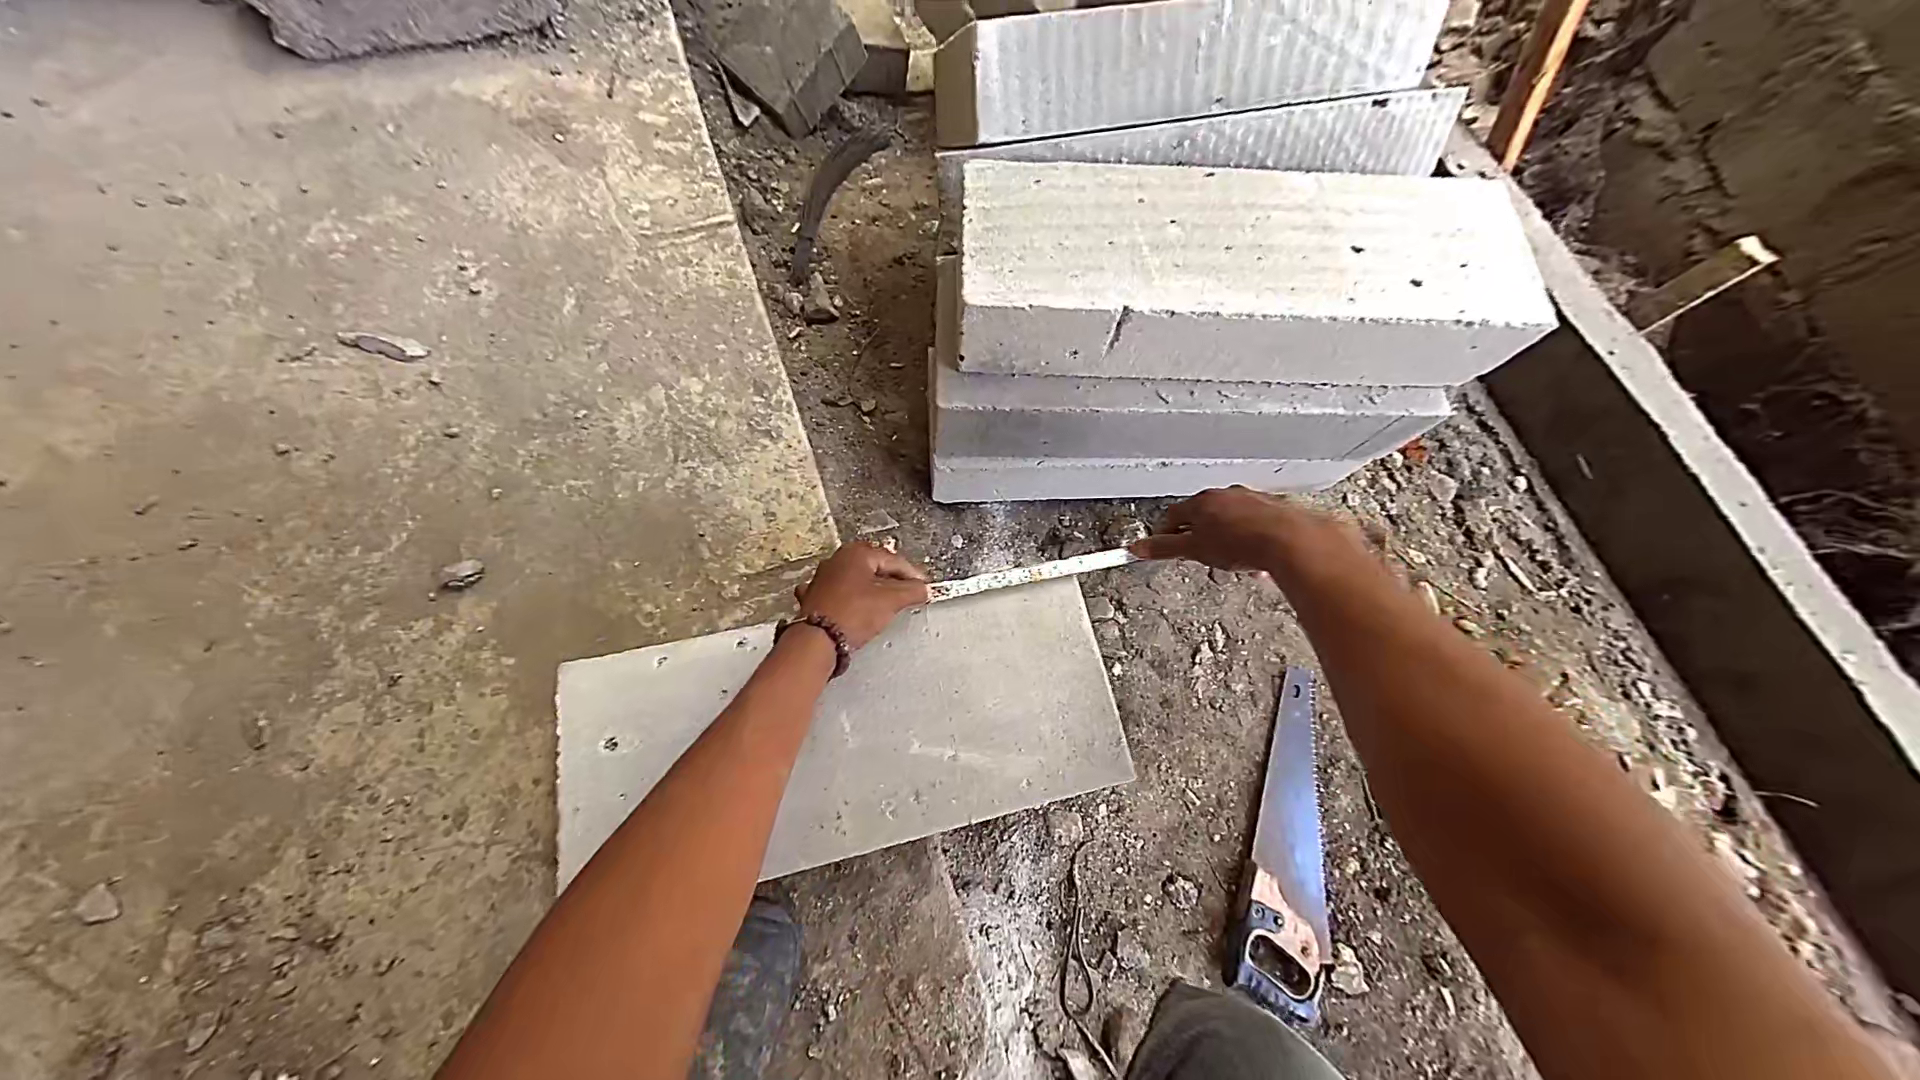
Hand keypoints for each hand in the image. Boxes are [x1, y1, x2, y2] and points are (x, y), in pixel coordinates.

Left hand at [793, 542, 929, 649]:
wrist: (817, 640)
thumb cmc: (852, 614)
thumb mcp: (892, 601)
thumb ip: (912, 591)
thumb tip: (921, 589)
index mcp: (856, 553)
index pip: (894, 560)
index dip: (911, 575)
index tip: (922, 586)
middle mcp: (837, 560)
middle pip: (874, 568)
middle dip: (892, 581)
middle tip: (907, 594)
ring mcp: (823, 578)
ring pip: (856, 581)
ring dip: (872, 591)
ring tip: (885, 606)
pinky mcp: (814, 598)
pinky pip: (840, 595)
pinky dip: (852, 601)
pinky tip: (857, 610)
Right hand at [1129, 486, 1363, 572]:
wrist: (1292, 542)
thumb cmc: (1244, 542)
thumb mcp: (1194, 550)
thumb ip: (1164, 548)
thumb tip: (1138, 547)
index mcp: (1202, 502)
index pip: (1172, 514)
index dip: (1165, 532)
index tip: (1163, 544)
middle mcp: (1227, 495)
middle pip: (1203, 515)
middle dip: (1199, 535)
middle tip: (1199, 554)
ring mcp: (1252, 500)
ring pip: (1231, 519)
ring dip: (1226, 537)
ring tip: (1231, 560)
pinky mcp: (1275, 510)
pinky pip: (1255, 524)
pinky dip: (1251, 539)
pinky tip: (1255, 559)